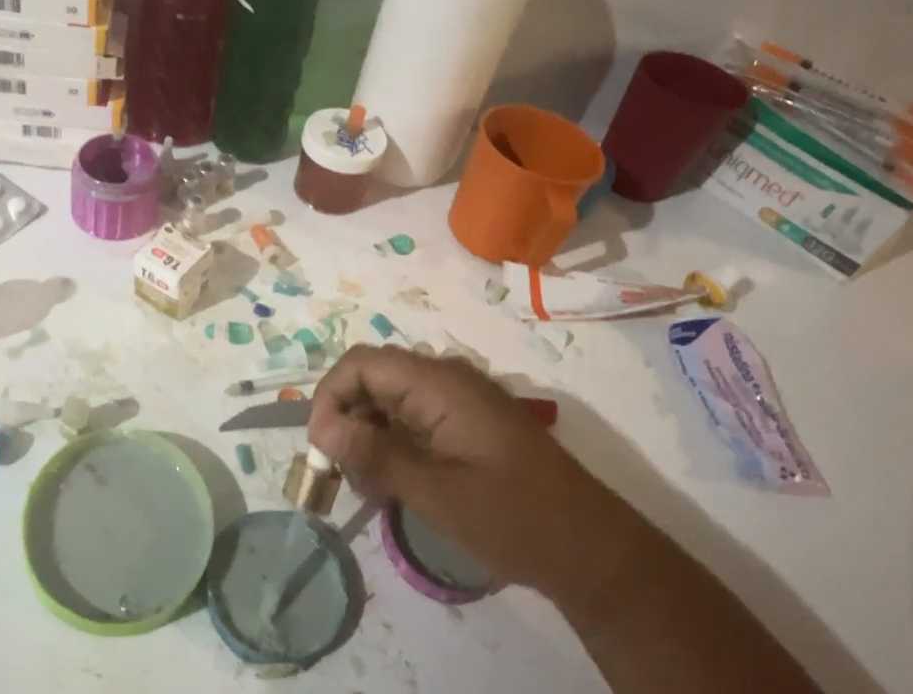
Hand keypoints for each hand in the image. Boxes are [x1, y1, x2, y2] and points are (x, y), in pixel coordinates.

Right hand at [308, 344, 626, 595]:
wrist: (591, 548)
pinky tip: (395, 483)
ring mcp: (463, 400)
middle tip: (341, 472)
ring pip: (394, 398)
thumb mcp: (435, 493)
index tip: (321, 448)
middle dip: (347, 417)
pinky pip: (417, 416)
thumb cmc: (513, 517)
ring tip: (368, 485)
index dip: (330, 396)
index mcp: (440, 384)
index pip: (363, 362)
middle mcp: (449, 379)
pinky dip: (395, 442)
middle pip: (376, 376)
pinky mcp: (471, 422)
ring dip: (369, 433)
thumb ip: (375, 456)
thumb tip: (322, 429)